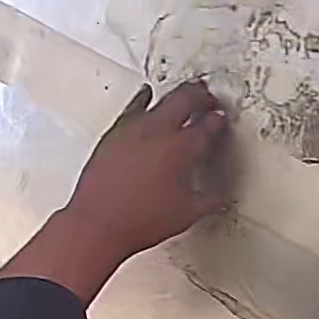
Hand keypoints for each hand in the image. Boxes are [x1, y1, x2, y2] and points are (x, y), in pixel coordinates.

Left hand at [0, 81, 228, 303]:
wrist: (98, 224)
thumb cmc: (139, 221)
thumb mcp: (185, 215)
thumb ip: (207, 201)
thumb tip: (217, 198)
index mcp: (181, 149)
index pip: (208, 127)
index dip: (217, 122)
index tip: (220, 121)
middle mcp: (157, 132)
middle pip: (186, 100)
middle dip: (201, 96)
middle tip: (208, 98)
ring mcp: (133, 130)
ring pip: (159, 100)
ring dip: (175, 95)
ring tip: (184, 94)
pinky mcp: (113, 134)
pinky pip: (132, 108)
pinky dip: (143, 101)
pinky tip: (144, 98)